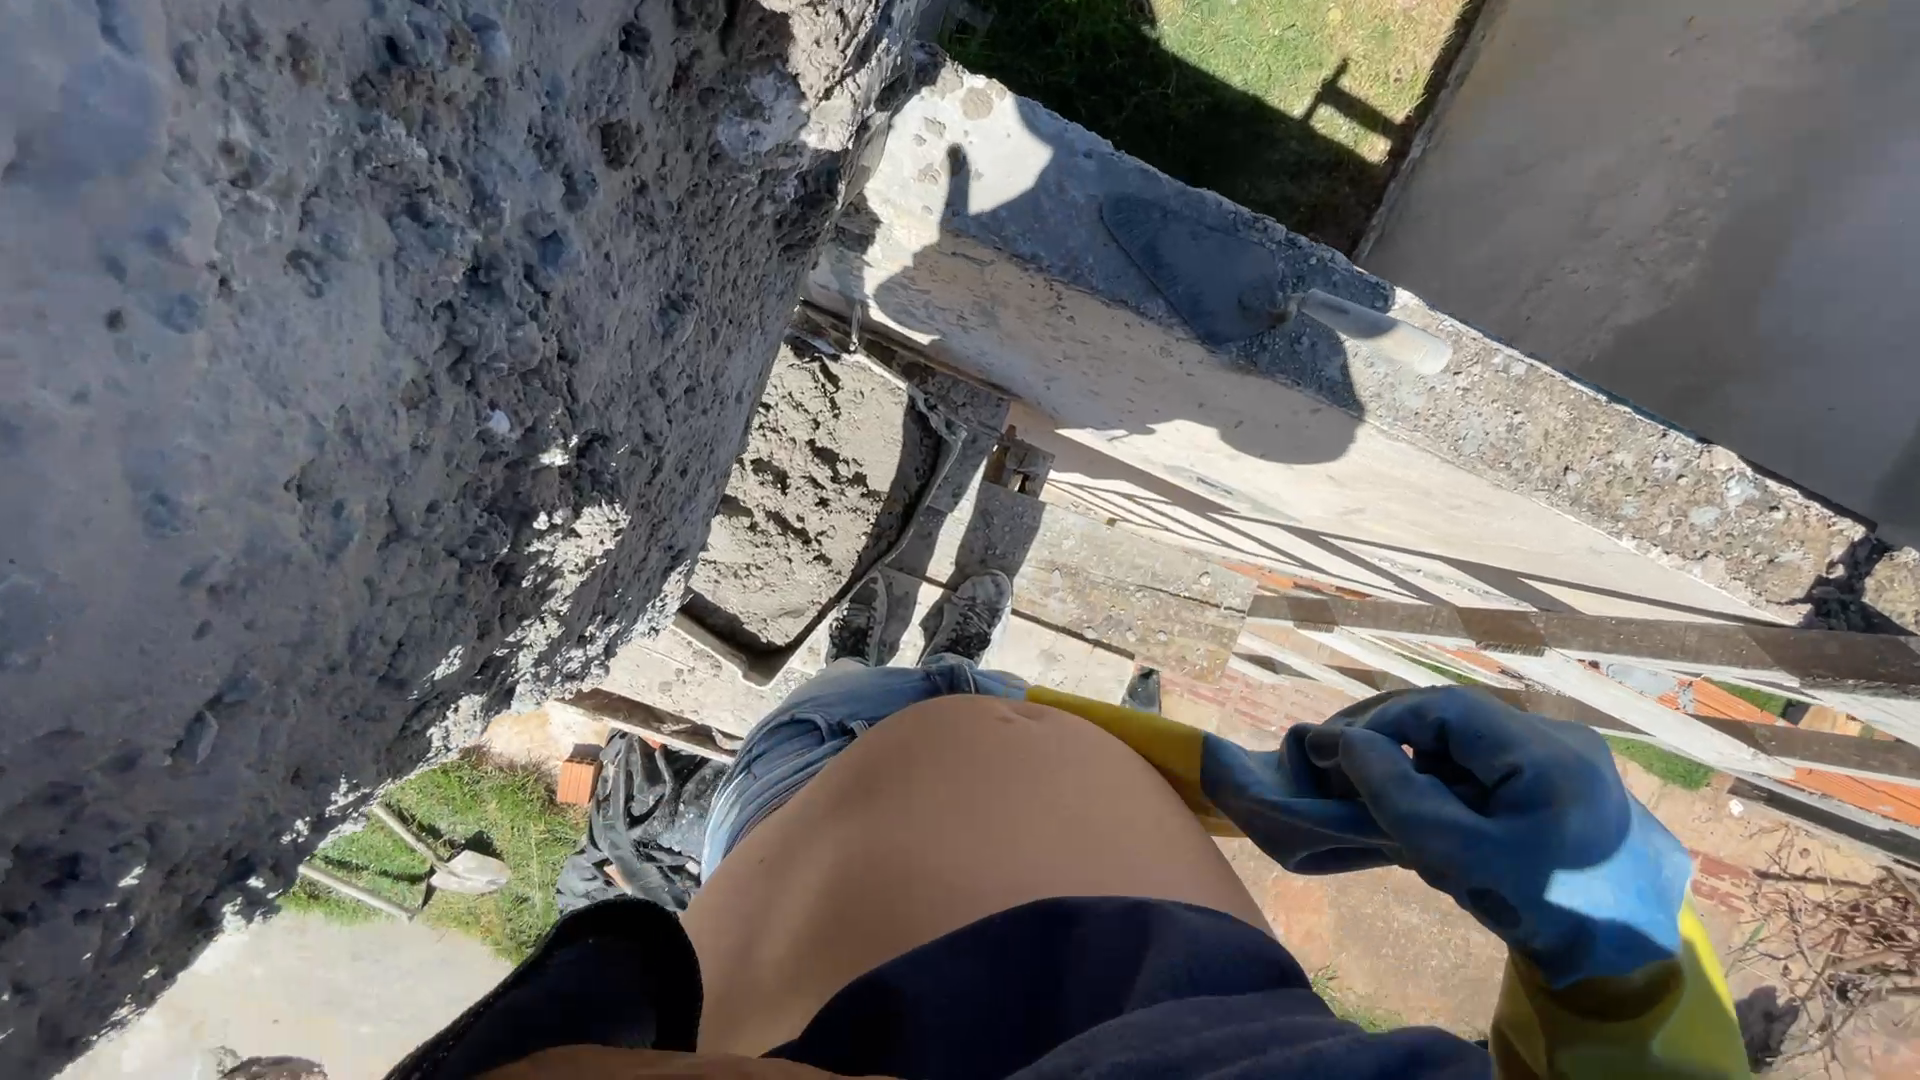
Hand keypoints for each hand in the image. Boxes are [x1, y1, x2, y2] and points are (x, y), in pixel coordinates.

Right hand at [1331, 688, 1692, 986]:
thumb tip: (1343, 740)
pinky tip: (1430, 803)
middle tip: (1341, 764)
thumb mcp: (1456, 854)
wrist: (1633, 964)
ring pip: (1466, 737)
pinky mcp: (1565, 777)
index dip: (1378, 721)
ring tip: (1382, 790)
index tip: (1333, 751)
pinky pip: (1487, 758)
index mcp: (1546, 750)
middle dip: (1391, 735)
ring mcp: (1568, 754)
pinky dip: (1447, 772)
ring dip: (1417, 755)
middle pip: (1452, 718)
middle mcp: (1560, 736)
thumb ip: (1394, 790)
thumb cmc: (1544, 908)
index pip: (1439, 707)